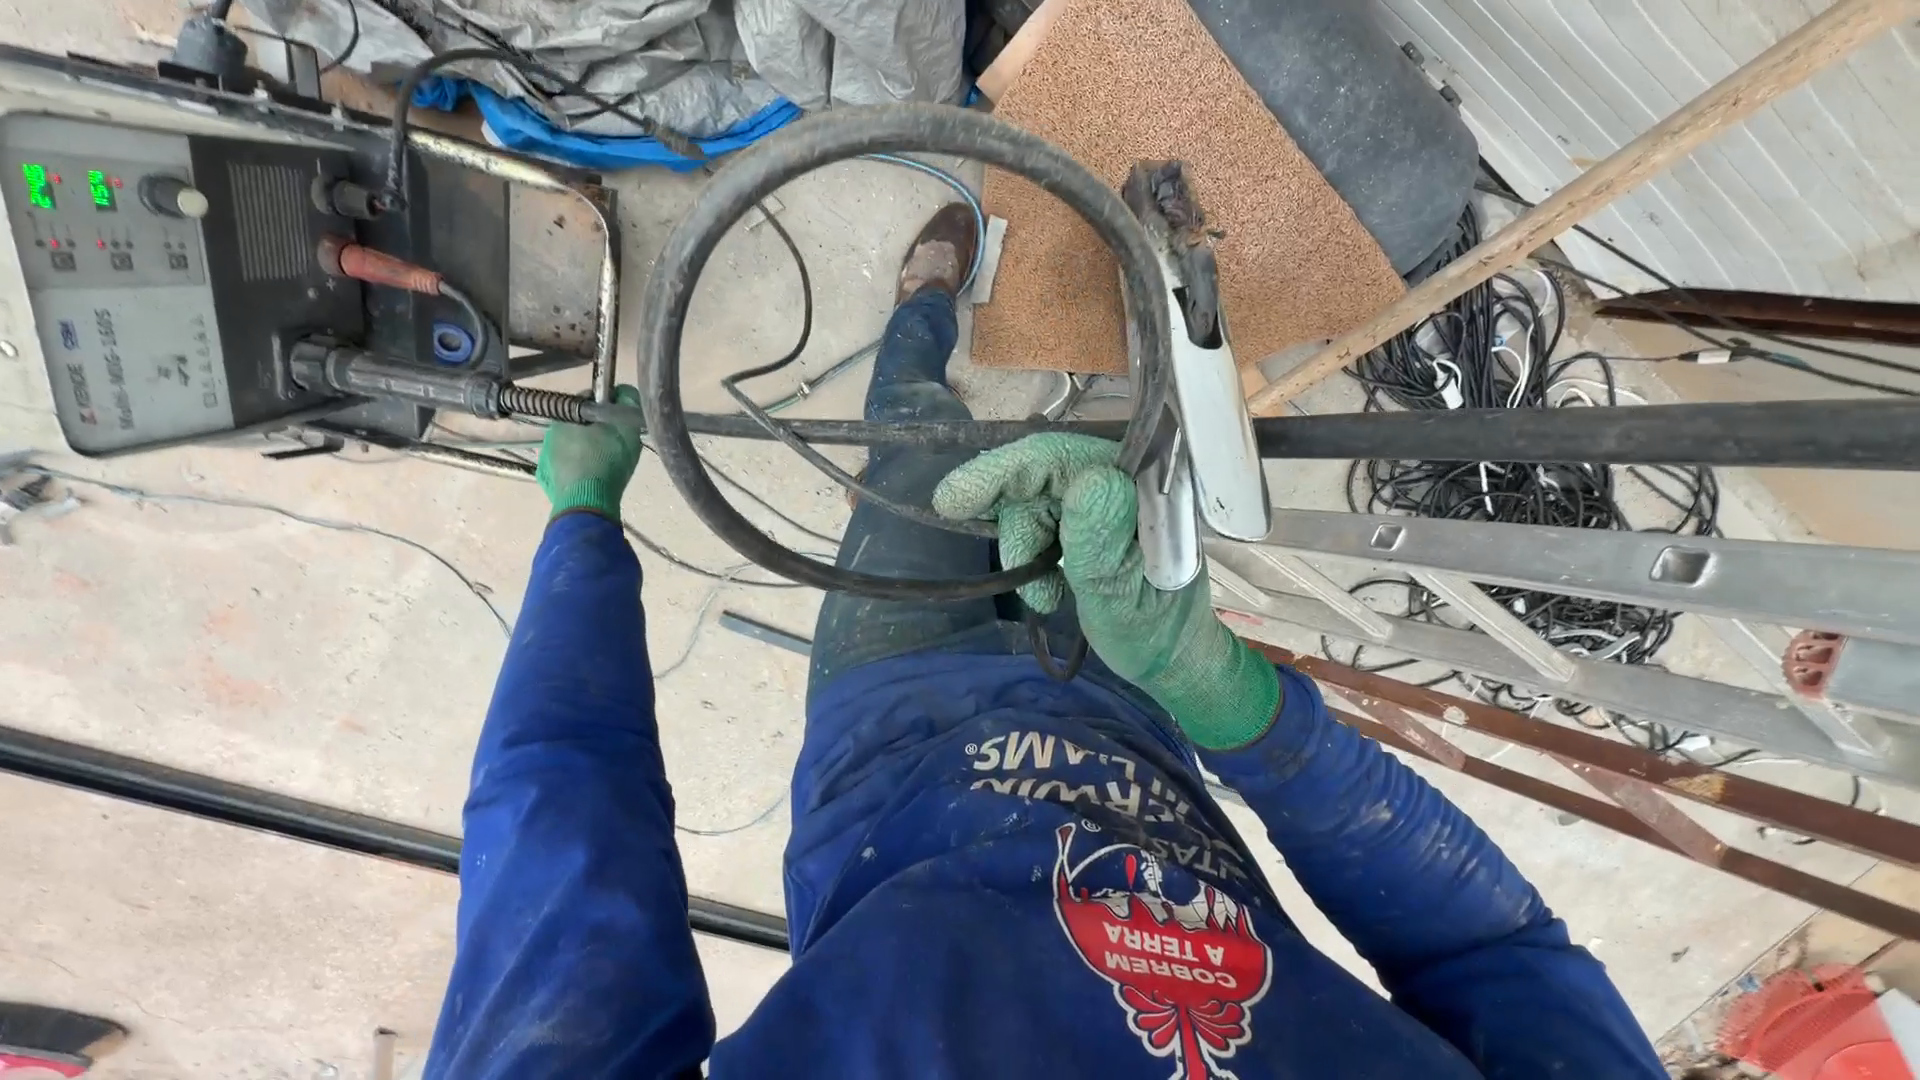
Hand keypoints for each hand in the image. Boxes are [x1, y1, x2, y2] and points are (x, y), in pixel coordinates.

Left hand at [536, 384, 644, 521]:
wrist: (587, 503)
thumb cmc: (608, 462)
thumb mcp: (628, 429)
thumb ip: (628, 403)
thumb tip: (624, 390)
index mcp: (569, 416)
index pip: (589, 401)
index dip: (607, 409)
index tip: (621, 421)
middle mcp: (551, 432)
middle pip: (578, 425)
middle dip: (595, 431)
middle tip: (615, 445)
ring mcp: (546, 457)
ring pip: (570, 447)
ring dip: (584, 451)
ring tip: (604, 466)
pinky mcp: (546, 479)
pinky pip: (565, 468)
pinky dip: (576, 471)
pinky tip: (591, 480)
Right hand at [933, 433, 1279, 748]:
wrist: (1171, 658)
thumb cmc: (1152, 634)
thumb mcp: (1120, 596)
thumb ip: (1099, 540)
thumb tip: (1082, 481)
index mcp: (1142, 487)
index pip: (1061, 458)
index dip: (1002, 471)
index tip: (951, 500)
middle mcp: (1123, 478)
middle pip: (1041, 475)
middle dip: (1017, 527)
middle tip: (1012, 569)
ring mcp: (1107, 496)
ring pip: (1035, 501)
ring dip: (1027, 549)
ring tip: (1046, 598)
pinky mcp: (1094, 516)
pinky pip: (1045, 519)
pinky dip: (1034, 553)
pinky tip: (1050, 587)